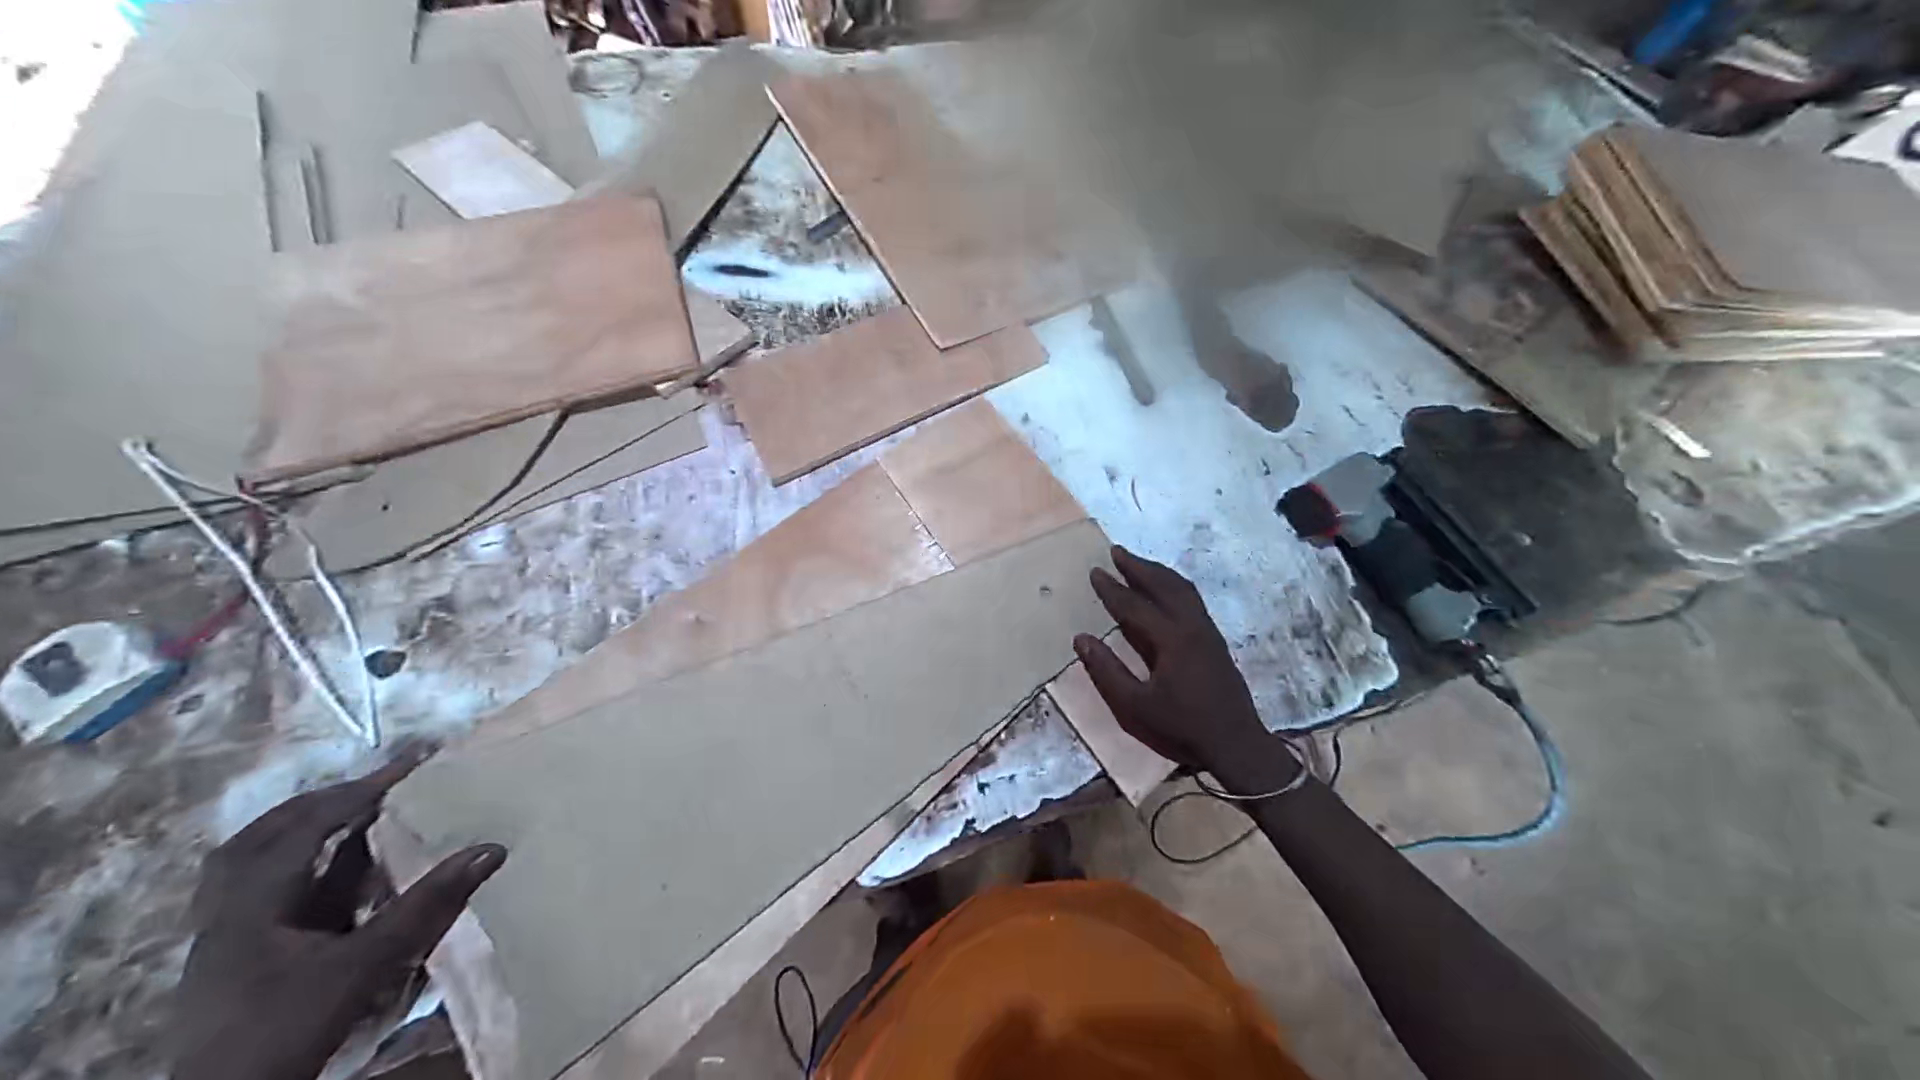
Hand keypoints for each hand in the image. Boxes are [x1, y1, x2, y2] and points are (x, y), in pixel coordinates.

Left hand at [168, 748, 506, 1079]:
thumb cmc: (288, 1027)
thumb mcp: (365, 966)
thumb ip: (426, 906)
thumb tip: (491, 848)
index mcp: (252, 903)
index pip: (309, 825)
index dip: (363, 789)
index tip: (412, 762)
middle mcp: (228, 910)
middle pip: (265, 835)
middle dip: (326, 800)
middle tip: (379, 782)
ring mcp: (224, 936)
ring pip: (254, 861)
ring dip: (305, 828)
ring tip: (354, 812)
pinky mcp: (233, 959)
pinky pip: (262, 887)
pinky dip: (301, 862)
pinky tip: (333, 869)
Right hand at [1074, 546, 1299, 793]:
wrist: (1235, 743)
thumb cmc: (1182, 727)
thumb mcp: (1135, 707)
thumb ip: (1107, 671)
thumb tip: (1081, 638)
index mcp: (1172, 640)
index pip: (1135, 605)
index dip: (1113, 588)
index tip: (1095, 571)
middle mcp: (1192, 626)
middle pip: (1164, 585)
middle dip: (1138, 567)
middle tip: (1116, 552)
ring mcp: (1208, 631)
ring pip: (1182, 589)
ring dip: (1158, 572)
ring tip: (1138, 563)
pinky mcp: (1215, 639)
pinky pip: (1192, 599)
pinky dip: (1174, 585)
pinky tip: (1166, 589)